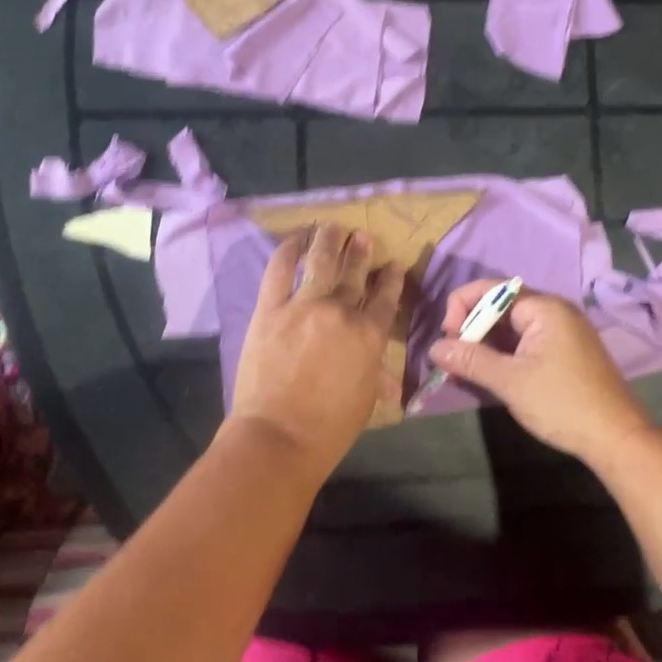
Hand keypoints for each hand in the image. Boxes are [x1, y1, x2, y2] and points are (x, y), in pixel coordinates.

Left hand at [229, 225, 405, 478]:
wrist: (279, 435)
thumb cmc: (329, 428)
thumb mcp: (365, 400)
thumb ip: (375, 375)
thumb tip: (389, 380)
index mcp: (370, 335)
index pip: (386, 296)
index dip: (391, 277)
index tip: (392, 265)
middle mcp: (341, 311)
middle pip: (354, 271)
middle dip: (360, 251)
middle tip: (362, 236)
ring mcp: (304, 305)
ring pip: (320, 260)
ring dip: (328, 239)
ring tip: (332, 226)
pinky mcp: (270, 308)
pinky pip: (280, 269)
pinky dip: (288, 249)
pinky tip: (295, 239)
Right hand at [429, 281, 653, 462]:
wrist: (618, 438)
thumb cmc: (562, 404)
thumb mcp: (510, 382)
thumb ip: (471, 360)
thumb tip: (435, 349)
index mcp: (544, 308)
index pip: (492, 289)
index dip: (462, 307)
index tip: (449, 340)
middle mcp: (556, 310)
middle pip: (502, 305)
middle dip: (473, 327)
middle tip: (455, 358)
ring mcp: (565, 331)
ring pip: (514, 325)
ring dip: (488, 342)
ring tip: (469, 369)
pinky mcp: (569, 351)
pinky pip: (529, 339)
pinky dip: (507, 351)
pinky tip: (495, 373)